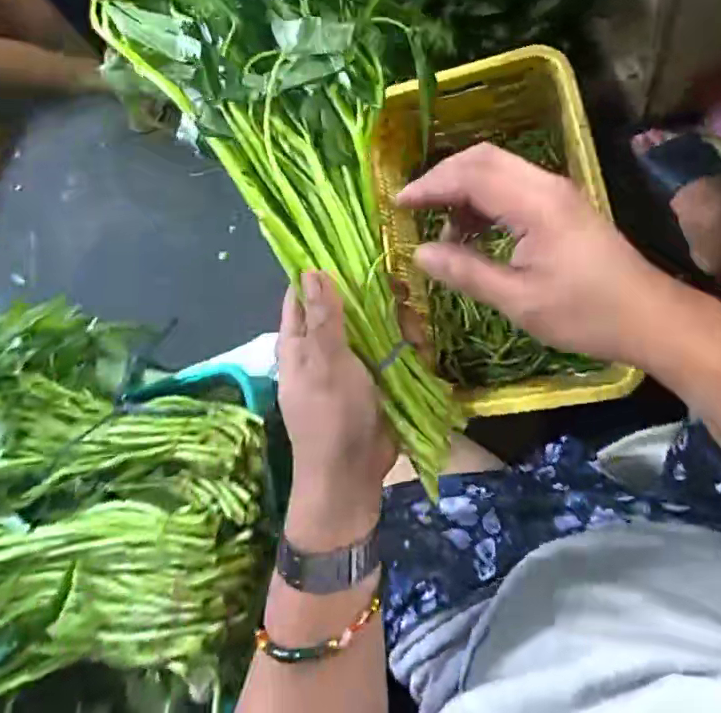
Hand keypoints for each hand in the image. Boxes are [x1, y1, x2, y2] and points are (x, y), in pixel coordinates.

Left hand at [277, 271, 396, 548]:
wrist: (354, 477)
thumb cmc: (331, 418)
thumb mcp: (326, 365)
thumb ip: (323, 319)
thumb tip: (310, 270)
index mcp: (300, 339)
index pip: (303, 290)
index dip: (322, 266)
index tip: (353, 243)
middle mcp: (325, 342)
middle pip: (349, 301)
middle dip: (374, 295)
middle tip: (399, 292)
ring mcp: (354, 357)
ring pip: (376, 321)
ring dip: (396, 322)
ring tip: (412, 332)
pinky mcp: (379, 373)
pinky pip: (393, 346)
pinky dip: (407, 345)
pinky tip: (420, 348)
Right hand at [396, 143, 676, 367]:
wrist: (650, 316)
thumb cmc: (586, 313)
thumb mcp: (519, 301)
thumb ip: (466, 272)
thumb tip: (419, 253)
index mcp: (535, 204)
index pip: (470, 175)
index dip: (430, 185)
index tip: (398, 204)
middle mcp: (546, 184)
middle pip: (482, 159)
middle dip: (443, 177)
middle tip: (414, 206)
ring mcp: (556, 190)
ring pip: (497, 168)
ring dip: (463, 188)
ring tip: (443, 230)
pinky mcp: (561, 203)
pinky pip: (512, 184)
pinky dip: (484, 199)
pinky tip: (474, 233)